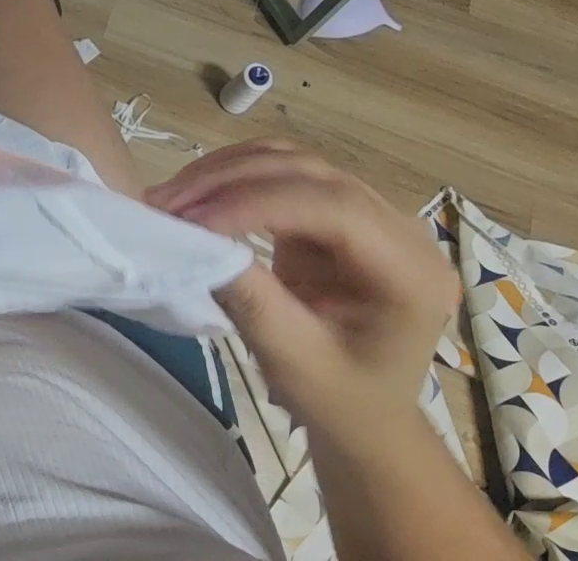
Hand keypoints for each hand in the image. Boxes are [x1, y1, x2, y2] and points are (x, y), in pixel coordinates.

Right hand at [146, 141, 456, 445]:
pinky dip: (233, 176)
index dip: (257, 203)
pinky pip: (281, 173)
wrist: (364, 416)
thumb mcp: (293, 360)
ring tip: (171, 195)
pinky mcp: (335, 208)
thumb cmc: (338, 399)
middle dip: (231, 181)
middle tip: (166, 202)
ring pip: (291, 162)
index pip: (334, 208)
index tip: (192, 220)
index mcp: (411, 272)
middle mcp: (400, 227)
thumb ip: (250, 298)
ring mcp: (369, 212)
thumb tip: (194, 241)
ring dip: (225, 172)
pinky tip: (195, 192)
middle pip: (310, 175)